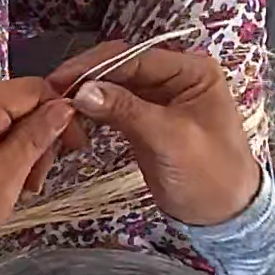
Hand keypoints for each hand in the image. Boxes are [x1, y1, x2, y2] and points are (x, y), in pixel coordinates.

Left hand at [0, 79, 79, 265]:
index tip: (74, 147)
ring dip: (20, 148)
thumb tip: (65, 107)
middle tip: (36, 180)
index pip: (30, 88)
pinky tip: (2, 181)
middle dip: (36, 137)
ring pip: (2, 119)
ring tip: (20, 187)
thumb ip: (35, 137)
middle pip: (16, 103)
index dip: (59, 112)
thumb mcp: (4, 178)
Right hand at [47, 41, 260, 225]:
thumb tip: (82, 91)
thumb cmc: (209, 175)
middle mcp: (172, 77)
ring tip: (56, 101)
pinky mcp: (140, 117)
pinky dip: (90, 107)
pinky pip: (109, 103)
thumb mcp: (170, 139)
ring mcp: (155, 97)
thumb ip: (127, 111)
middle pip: (119, 66)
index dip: (95, 66)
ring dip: (84, 91)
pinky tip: (71, 114)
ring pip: (110, 84)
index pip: (134, 57)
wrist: (222, 218)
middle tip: (52, 89)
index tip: (61, 78)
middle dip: (86, 76)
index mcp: (190, 71)